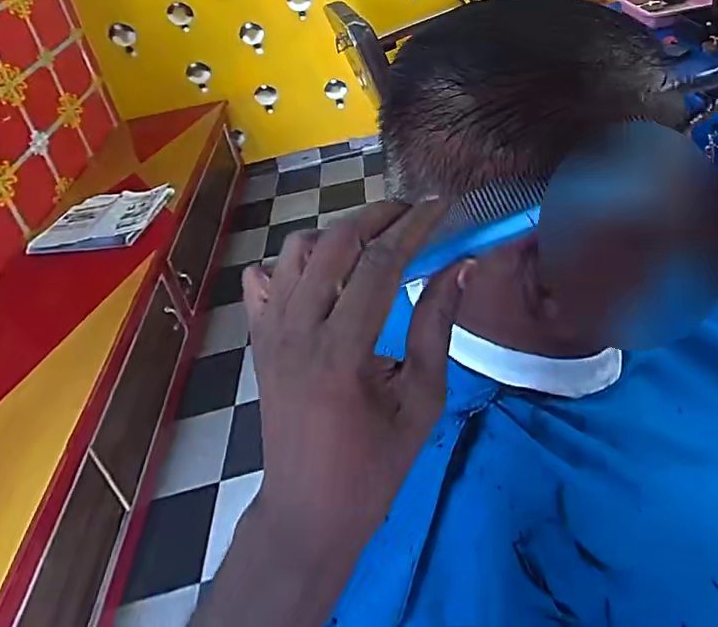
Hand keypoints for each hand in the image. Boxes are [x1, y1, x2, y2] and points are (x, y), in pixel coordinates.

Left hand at [196, 201, 469, 625]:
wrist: (307, 511)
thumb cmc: (374, 465)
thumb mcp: (422, 398)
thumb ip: (438, 324)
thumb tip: (461, 265)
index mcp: (342, 350)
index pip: (381, 263)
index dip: (414, 226)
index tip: (438, 205)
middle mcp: (297, 329)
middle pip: (336, 242)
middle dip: (379, 216)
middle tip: (412, 215)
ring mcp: (269, 330)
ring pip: (298, 249)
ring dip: (339, 235)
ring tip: (373, 244)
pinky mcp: (257, 337)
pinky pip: (267, 276)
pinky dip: (295, 262)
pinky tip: (324, 275)